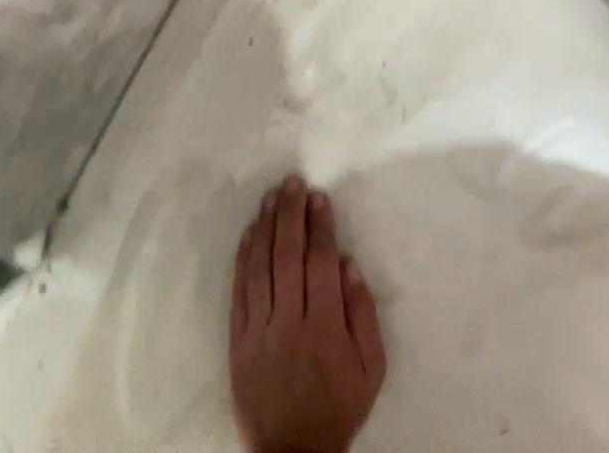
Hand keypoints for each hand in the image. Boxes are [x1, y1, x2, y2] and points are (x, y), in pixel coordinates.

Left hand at [231, 176, 386, 452]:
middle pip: (287, 256)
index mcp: (325, 326)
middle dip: (290, 214)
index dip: (319, 226)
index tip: (319, 197)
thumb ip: (362, 314)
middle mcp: (288, 322)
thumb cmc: (339, 405)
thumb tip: (347, 264)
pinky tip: (249, 233)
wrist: (293, 452)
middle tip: (292, 182)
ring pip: (259, 268)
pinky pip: (239, 292)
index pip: (320, 263)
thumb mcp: (371, 367)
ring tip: (271, 196)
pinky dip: (243, 259)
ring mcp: (258, 330)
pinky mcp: (237, 340)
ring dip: (265, 227)